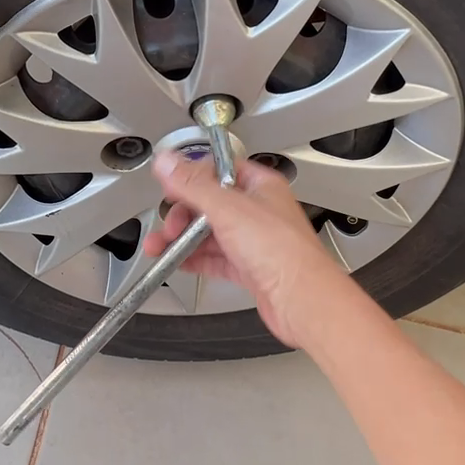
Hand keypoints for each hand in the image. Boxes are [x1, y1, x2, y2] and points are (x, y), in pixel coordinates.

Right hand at [142, 151, 354, 347]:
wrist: (305, 302)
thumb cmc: (284, 253)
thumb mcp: (228, 208)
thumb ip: (192, 184)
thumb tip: (167, 161)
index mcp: (260, 185)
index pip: (218, 169)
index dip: (192, 176)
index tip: (170, 185)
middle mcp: (258, 211)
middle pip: (210, 203)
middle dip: (182, 214)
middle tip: (169, 223)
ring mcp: (255, 241)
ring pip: (210, 233)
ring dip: (182, 239)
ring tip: (160, 246)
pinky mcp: (250, 268)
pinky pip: (215, 258)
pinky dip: (194, 259)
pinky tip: (177, 261)